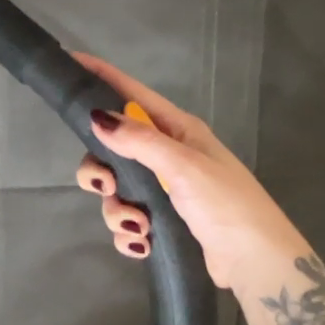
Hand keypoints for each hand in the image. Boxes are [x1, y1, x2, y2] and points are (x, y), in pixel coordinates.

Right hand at [72, 53, 307, 293]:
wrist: (256, 263)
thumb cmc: (226, 204)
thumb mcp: (183, 166)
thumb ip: (138, 140)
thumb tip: (96, 117)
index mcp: (176, 131)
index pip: (131, 94)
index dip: (101, 77)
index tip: (69, 61)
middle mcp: (166, 156)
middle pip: (110, 150)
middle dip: (101, 171)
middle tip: (107, 186)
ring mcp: (163, 191)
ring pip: (114, 191)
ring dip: (119, 212)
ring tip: (139, 228)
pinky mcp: (161, 222)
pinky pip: (126, 221)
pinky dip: (128, 235)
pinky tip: (142, 245)